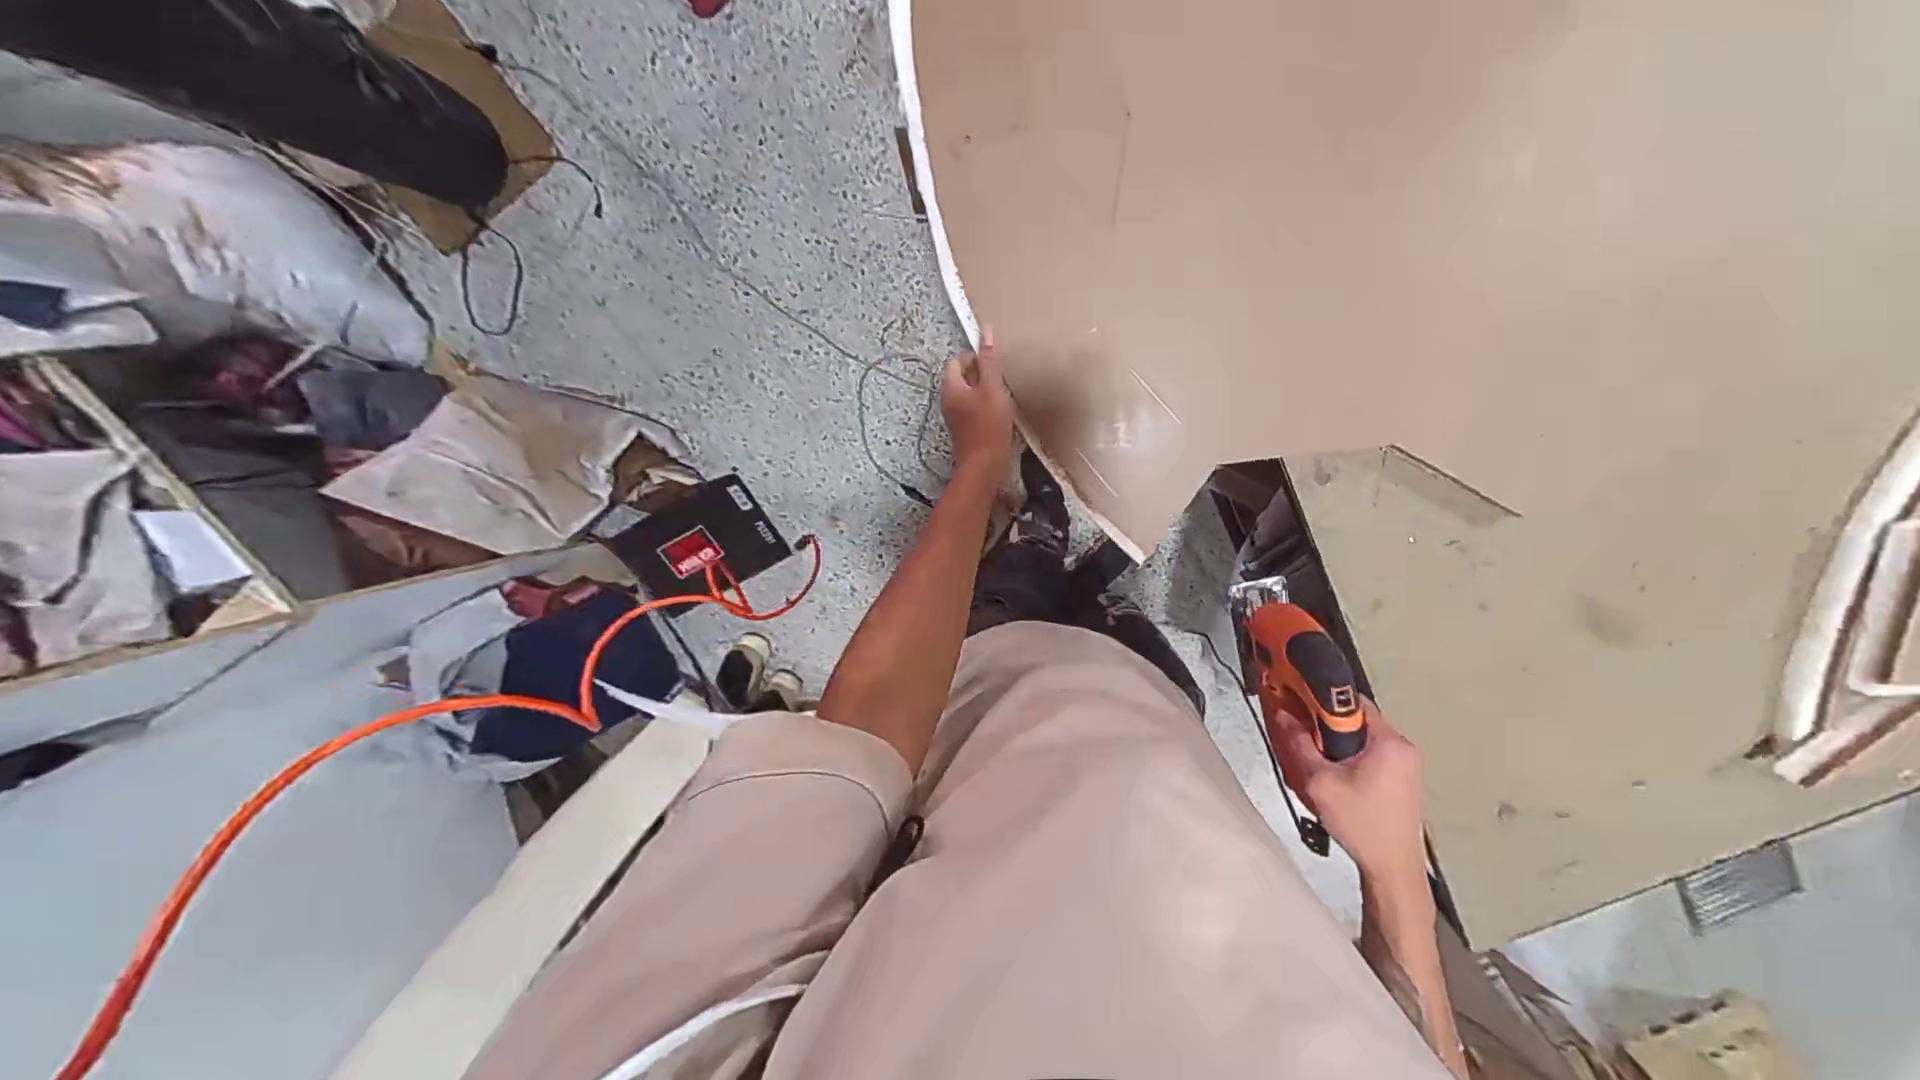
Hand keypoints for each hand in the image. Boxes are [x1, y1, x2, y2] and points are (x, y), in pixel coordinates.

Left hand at [940, 332, 1014, 479]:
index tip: (994, 364)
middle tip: (1000, 381)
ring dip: (986, 392)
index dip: (976, 357)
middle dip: (982, 374)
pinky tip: (1000, 414)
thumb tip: (987, 332)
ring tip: (1003, 397)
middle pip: (963, 377)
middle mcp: (949, 401)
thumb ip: (990, 361)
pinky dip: (986, 407)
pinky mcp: (965, 430)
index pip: (958, 360)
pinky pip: (974, 409)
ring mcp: (956, 417)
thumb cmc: (988, 427)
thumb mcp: (993, 389)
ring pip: (970, 394)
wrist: (984, 467)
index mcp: (951, 387)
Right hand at [1270, 699, 1428, 882]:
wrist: (1392, 868)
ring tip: (1317, 764)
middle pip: (1356, 719)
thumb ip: (1299, 743)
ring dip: (1336, 745)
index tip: (1299, 708)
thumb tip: (1282, 714)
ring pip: (1361, 738)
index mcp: (1390, 742)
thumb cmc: (1360, 823)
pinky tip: (1334, 777)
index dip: (1321, 701)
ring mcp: (1407, 765)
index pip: (1352, 701)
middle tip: (1304, 740)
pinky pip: (1370, 754)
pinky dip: (1349, 758)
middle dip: (1326, 727)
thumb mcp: (1319, 781)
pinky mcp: (1403, 780)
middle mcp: (1404, 748)